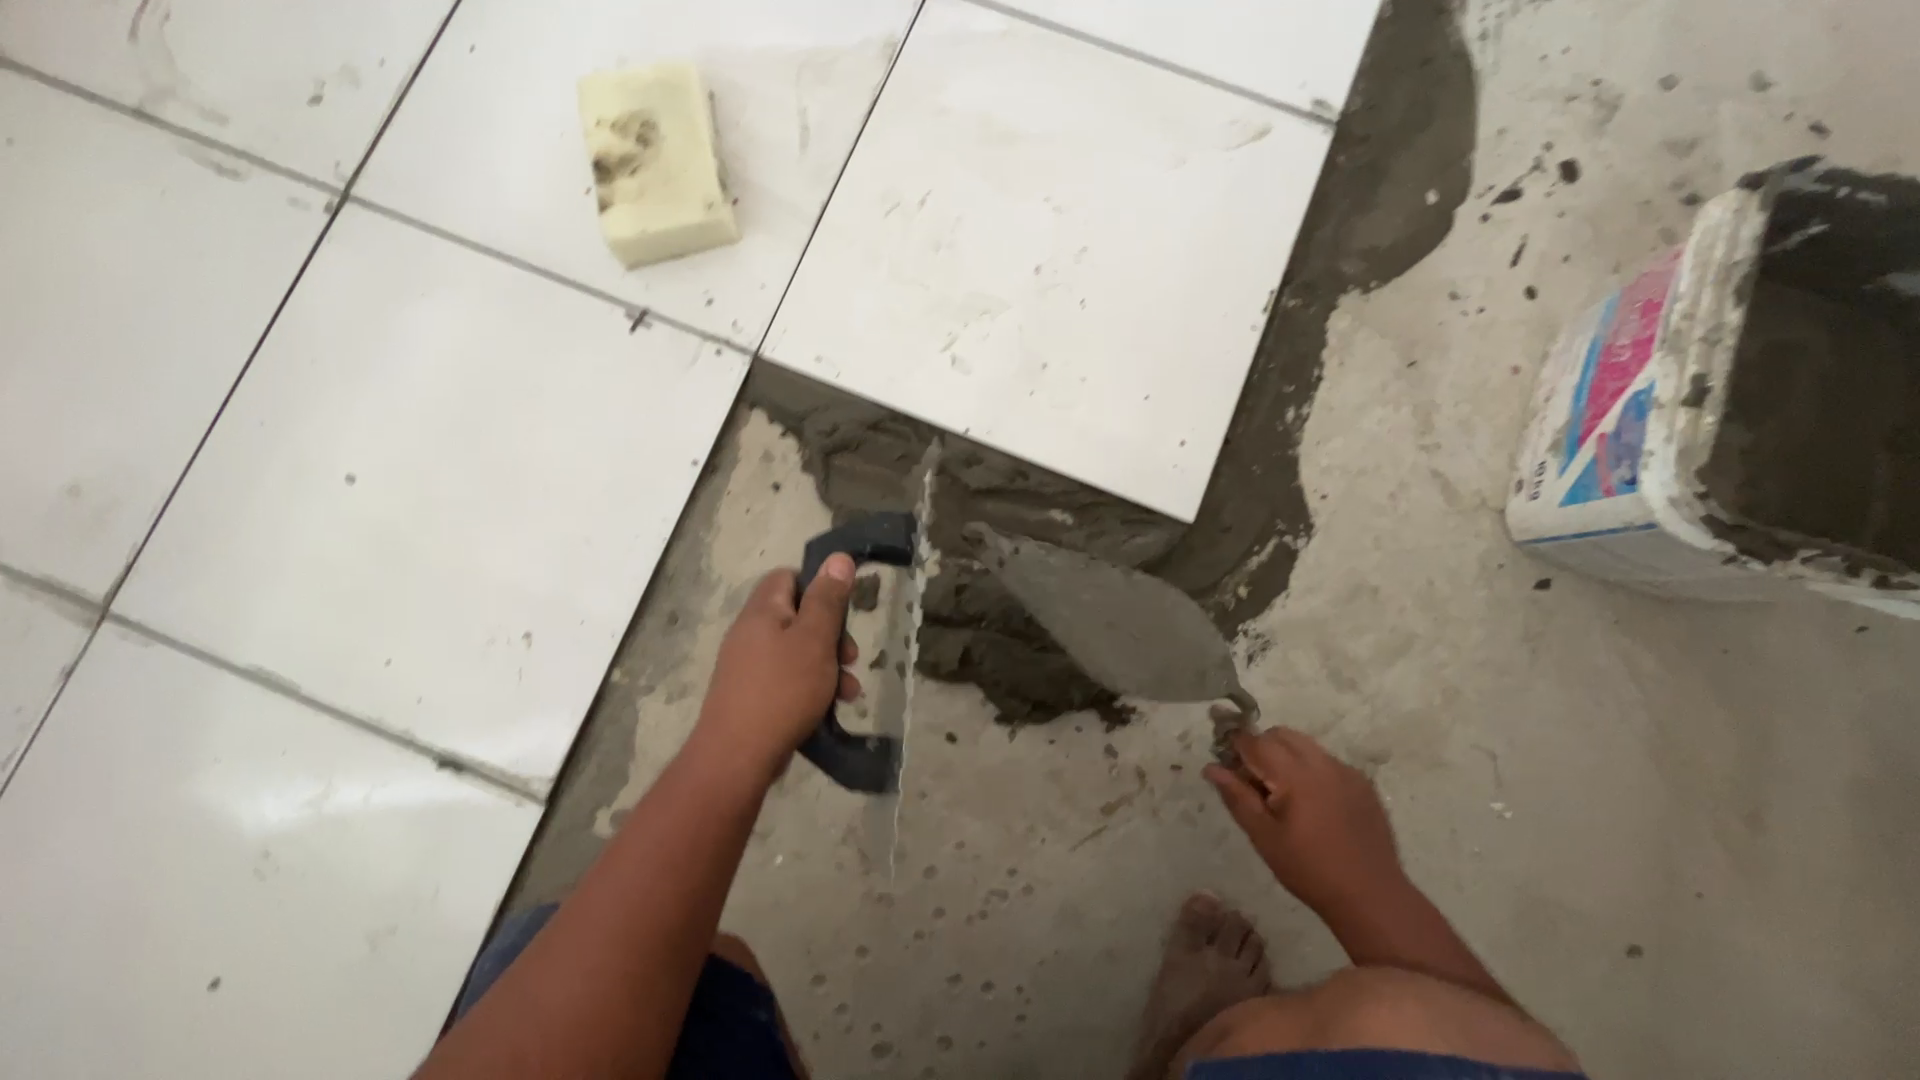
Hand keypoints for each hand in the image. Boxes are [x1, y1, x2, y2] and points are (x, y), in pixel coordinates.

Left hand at [693, 555, 861, 779]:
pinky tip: (831, 709)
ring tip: (849, 692)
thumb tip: (838, 557)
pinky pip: (789, 680)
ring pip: (799, 652)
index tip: (842, 610)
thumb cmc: (782, 690)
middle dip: (833, 636)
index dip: (819, 587)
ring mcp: (749, 666)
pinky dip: (812, 688)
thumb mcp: (814, 639)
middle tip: (852, 657)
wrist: (737, 756)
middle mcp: (751, 633)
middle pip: (799, 617)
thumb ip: (828, 599)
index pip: (789, 577)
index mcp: (763, 611)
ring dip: (829, 667)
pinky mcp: (753, 695)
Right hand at [1204, 727, 1406, 915]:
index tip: (1226, 765)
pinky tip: (1311, 804)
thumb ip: (1237, 797)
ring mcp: (1347, 771)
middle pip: (1281, 735)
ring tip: (1282, 794)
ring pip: (1305, 745)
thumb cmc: (1309, 869)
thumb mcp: (1263, 837)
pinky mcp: (1362, 783)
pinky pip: (1326, 761)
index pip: (1256, 742)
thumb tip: (1211, 768)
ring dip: (1285, 756)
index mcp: (1296, 776)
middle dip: (1260, 748)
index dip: (1235, 748)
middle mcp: (1323, 763)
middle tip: (1253, 784)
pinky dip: (1309, 769)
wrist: (1370, 895)